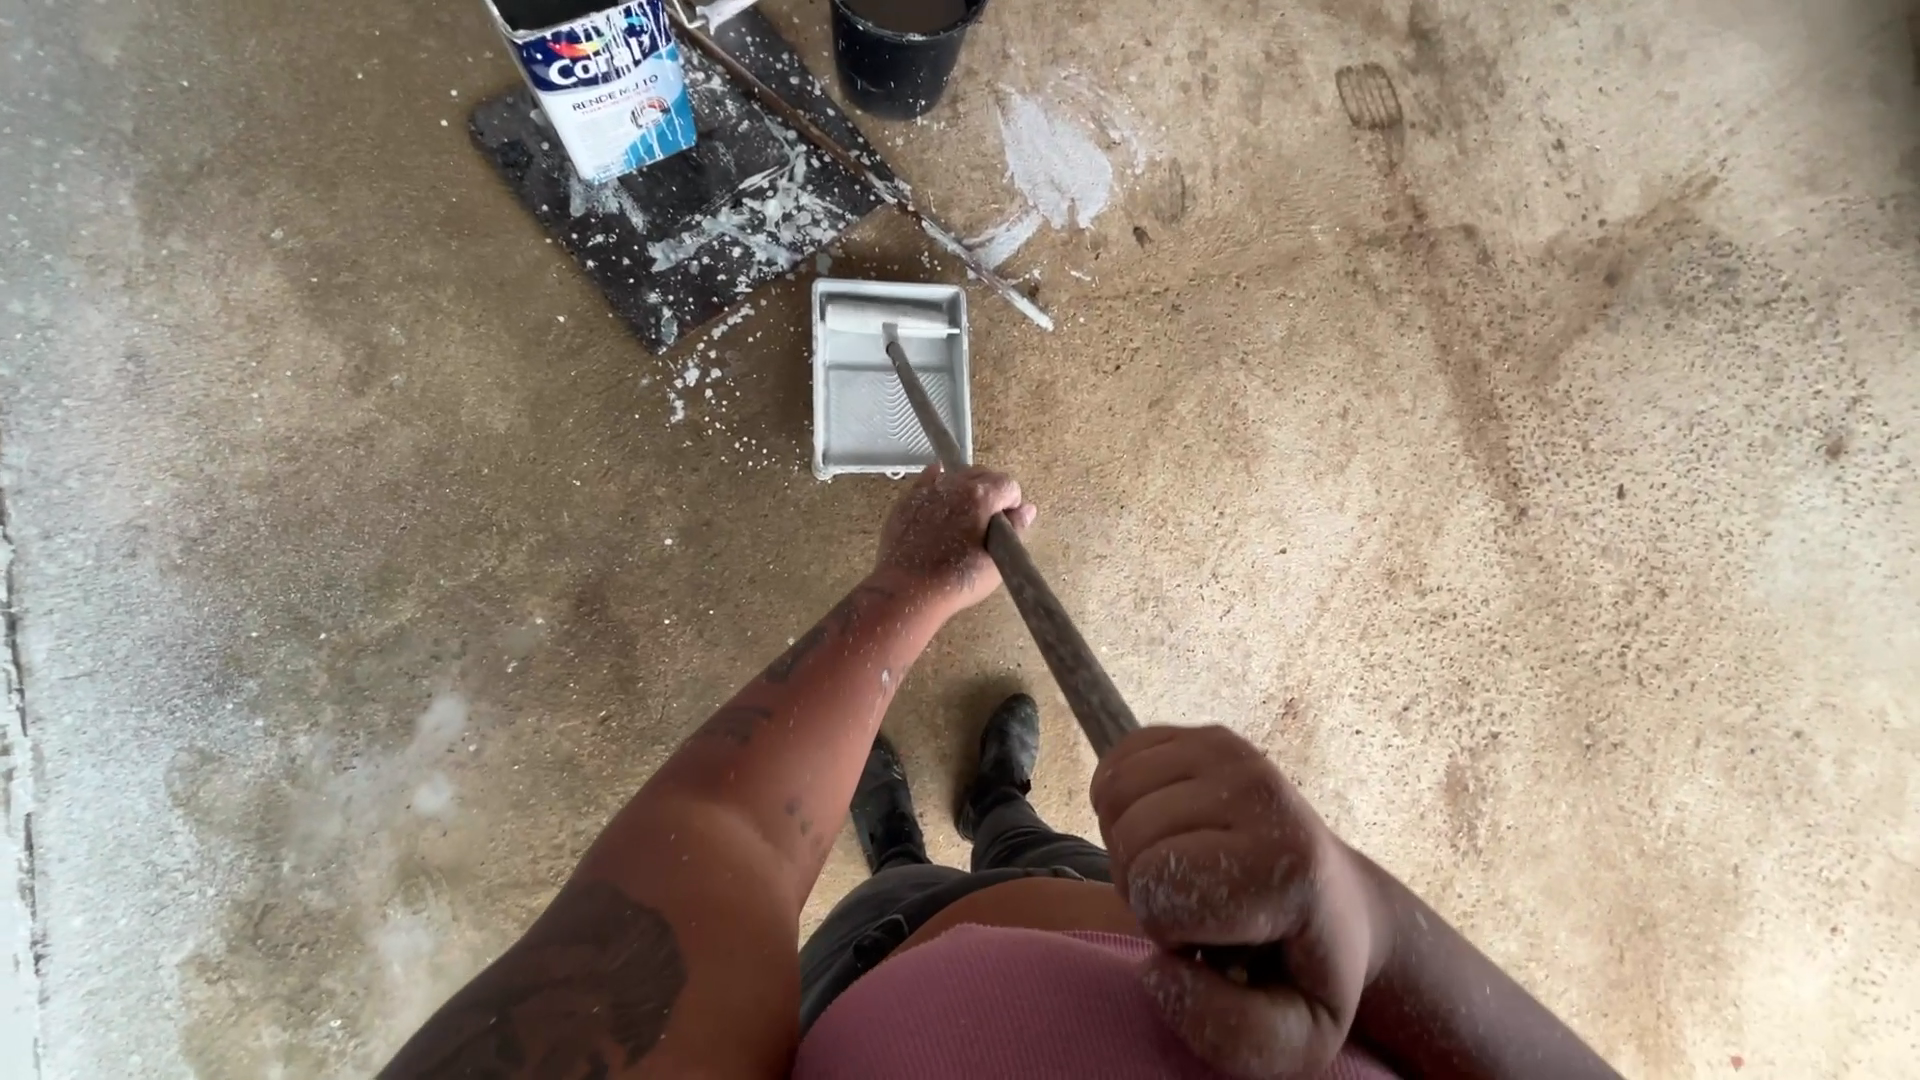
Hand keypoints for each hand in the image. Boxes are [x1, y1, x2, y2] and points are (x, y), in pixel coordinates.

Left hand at [873, 464, 1035, 615]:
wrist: (908, 590)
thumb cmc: (957, 580)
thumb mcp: (996, 560)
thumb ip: (1015, 529)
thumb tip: (1026, 509)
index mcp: (981, 496)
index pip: (1009, 485)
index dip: (1012, 504)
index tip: (1007, 524)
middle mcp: (955, 484)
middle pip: (983, 474)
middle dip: (992, 493)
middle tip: (988, 522)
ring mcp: (929, 490)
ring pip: (957, 476)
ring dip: (967, 489)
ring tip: (965, 517)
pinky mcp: (908, 501)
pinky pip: (929, 480)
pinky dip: (939, 484)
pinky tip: (942, 499)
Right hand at [1091, 726, 1389, 1079]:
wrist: (1336, 902)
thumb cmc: (1300, 971)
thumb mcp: (1288, 1039)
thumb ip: (1222, 1029)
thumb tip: (1155, 966)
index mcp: (1287, 864)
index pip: (1160, 888)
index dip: (1165, 933)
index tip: (1208, 944)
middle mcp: (1260, 788)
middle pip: (1132, 836)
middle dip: (1140, 886)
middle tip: (1186, 908)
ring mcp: (1231, 750)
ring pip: (1114, 794)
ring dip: (1126, 844)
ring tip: (1173, 868)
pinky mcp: (1204, 733)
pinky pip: (1116, 762)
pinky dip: (1117, 803)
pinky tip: (1158, 829)